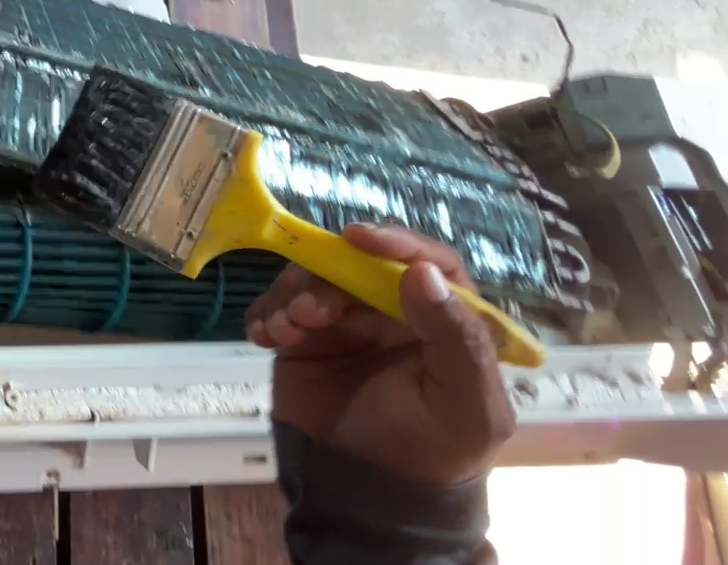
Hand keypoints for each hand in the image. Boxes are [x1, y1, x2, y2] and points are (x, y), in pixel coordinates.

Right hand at [246, 223, 516, 485]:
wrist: (361, 490)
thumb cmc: (426, 449)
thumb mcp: (463, 406)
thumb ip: (456, 339)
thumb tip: (421, 271)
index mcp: (445, 323)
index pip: (431, 262)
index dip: (398, 242)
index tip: (358, 237)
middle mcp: (393, 312)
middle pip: (355, 266)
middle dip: (325, 282)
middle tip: (308, 316)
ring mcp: (342, 321)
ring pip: (309, 279)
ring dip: (289, 299)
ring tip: (283, 333)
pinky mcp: (300, 333)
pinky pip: (275, 303)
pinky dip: (265, 314)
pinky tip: (264, 337)